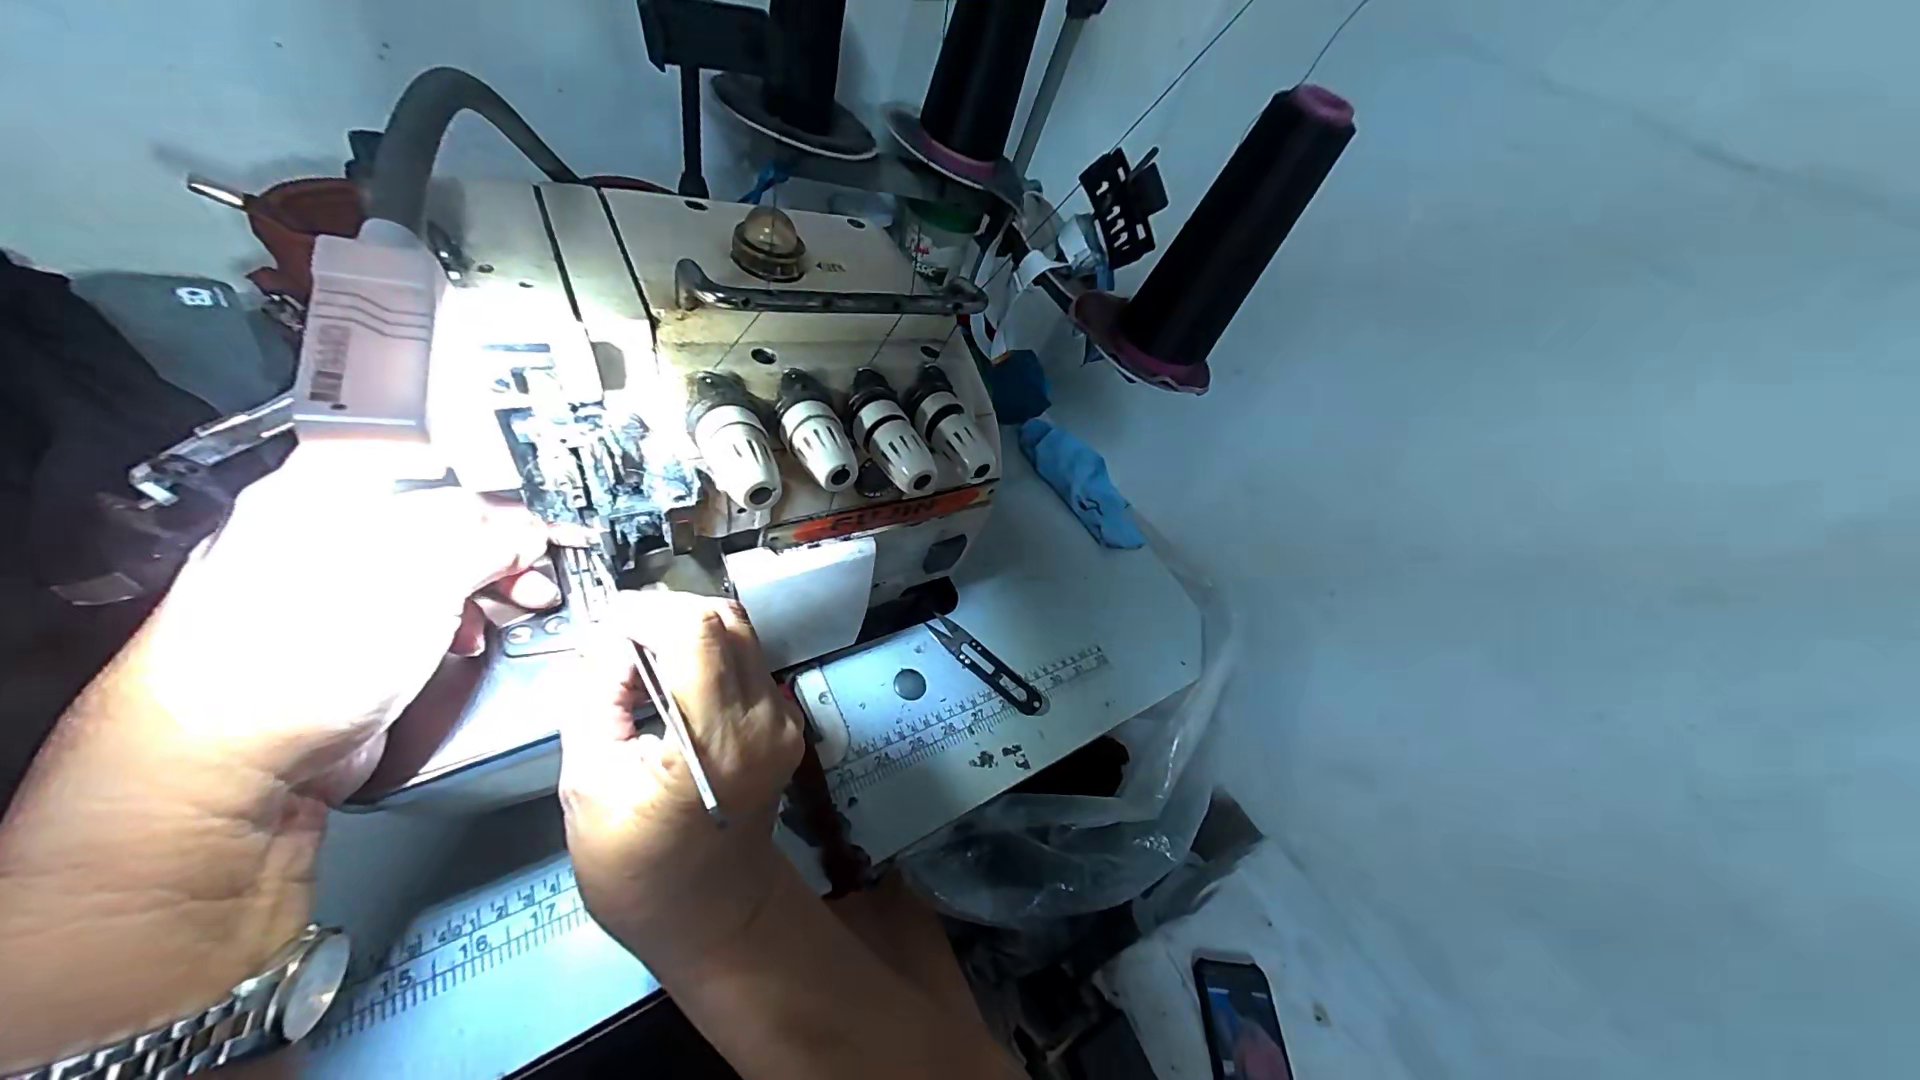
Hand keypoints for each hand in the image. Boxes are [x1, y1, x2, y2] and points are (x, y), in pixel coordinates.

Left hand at [131, 445, 557, 801]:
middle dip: (503, 548)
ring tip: (513, 605)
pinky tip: (465, 636)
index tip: (538, 523)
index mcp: (323, 498)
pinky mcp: (353, 634)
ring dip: (488, 586)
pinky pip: (425, 608)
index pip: (438, 472)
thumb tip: (525, 530)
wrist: (228, 772)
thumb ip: (486, 540)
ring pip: (439, 566)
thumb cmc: (286, 671)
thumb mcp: (418, 581)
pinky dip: (457, 618)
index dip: (499, 496)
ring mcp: (339, 588)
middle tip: (533, 571)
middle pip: (445, 520)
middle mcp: (328, 537)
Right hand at [558, 590, 804, 971]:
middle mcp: (765, 719)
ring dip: (688, 629)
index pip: (700, 632)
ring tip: (640, 654)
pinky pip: (748, 663)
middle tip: (619, 635)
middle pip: (727, 621)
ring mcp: (783, 719)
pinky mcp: (784, 722)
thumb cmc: (637, 867)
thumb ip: (595, 698)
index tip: (607, 625)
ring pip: (742, 635)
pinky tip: (671, 678)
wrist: (711, 909)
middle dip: (667, 613)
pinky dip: (708, 654)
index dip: (648, 613)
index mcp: (719, 739)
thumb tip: (608, 641)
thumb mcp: (588, 783)